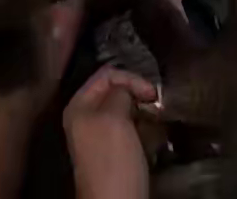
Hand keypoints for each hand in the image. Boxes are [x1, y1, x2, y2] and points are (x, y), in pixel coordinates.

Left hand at [63, 66, 157, 198]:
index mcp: (79, 105)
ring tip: (157, 119)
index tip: (152, 92)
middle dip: (136, 95)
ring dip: (141, 113)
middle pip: (114, 92)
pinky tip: (153, 136)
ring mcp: (98, 139)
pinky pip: (128, 132)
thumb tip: (129, 90)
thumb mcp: (115, 117)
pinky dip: (141, 130)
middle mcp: (85, 119)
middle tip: (156, 104)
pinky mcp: (112, 157)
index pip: (106, 75)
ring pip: (123, 113)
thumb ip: (120, 92)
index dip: (130, 78)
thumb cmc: (113, 161)